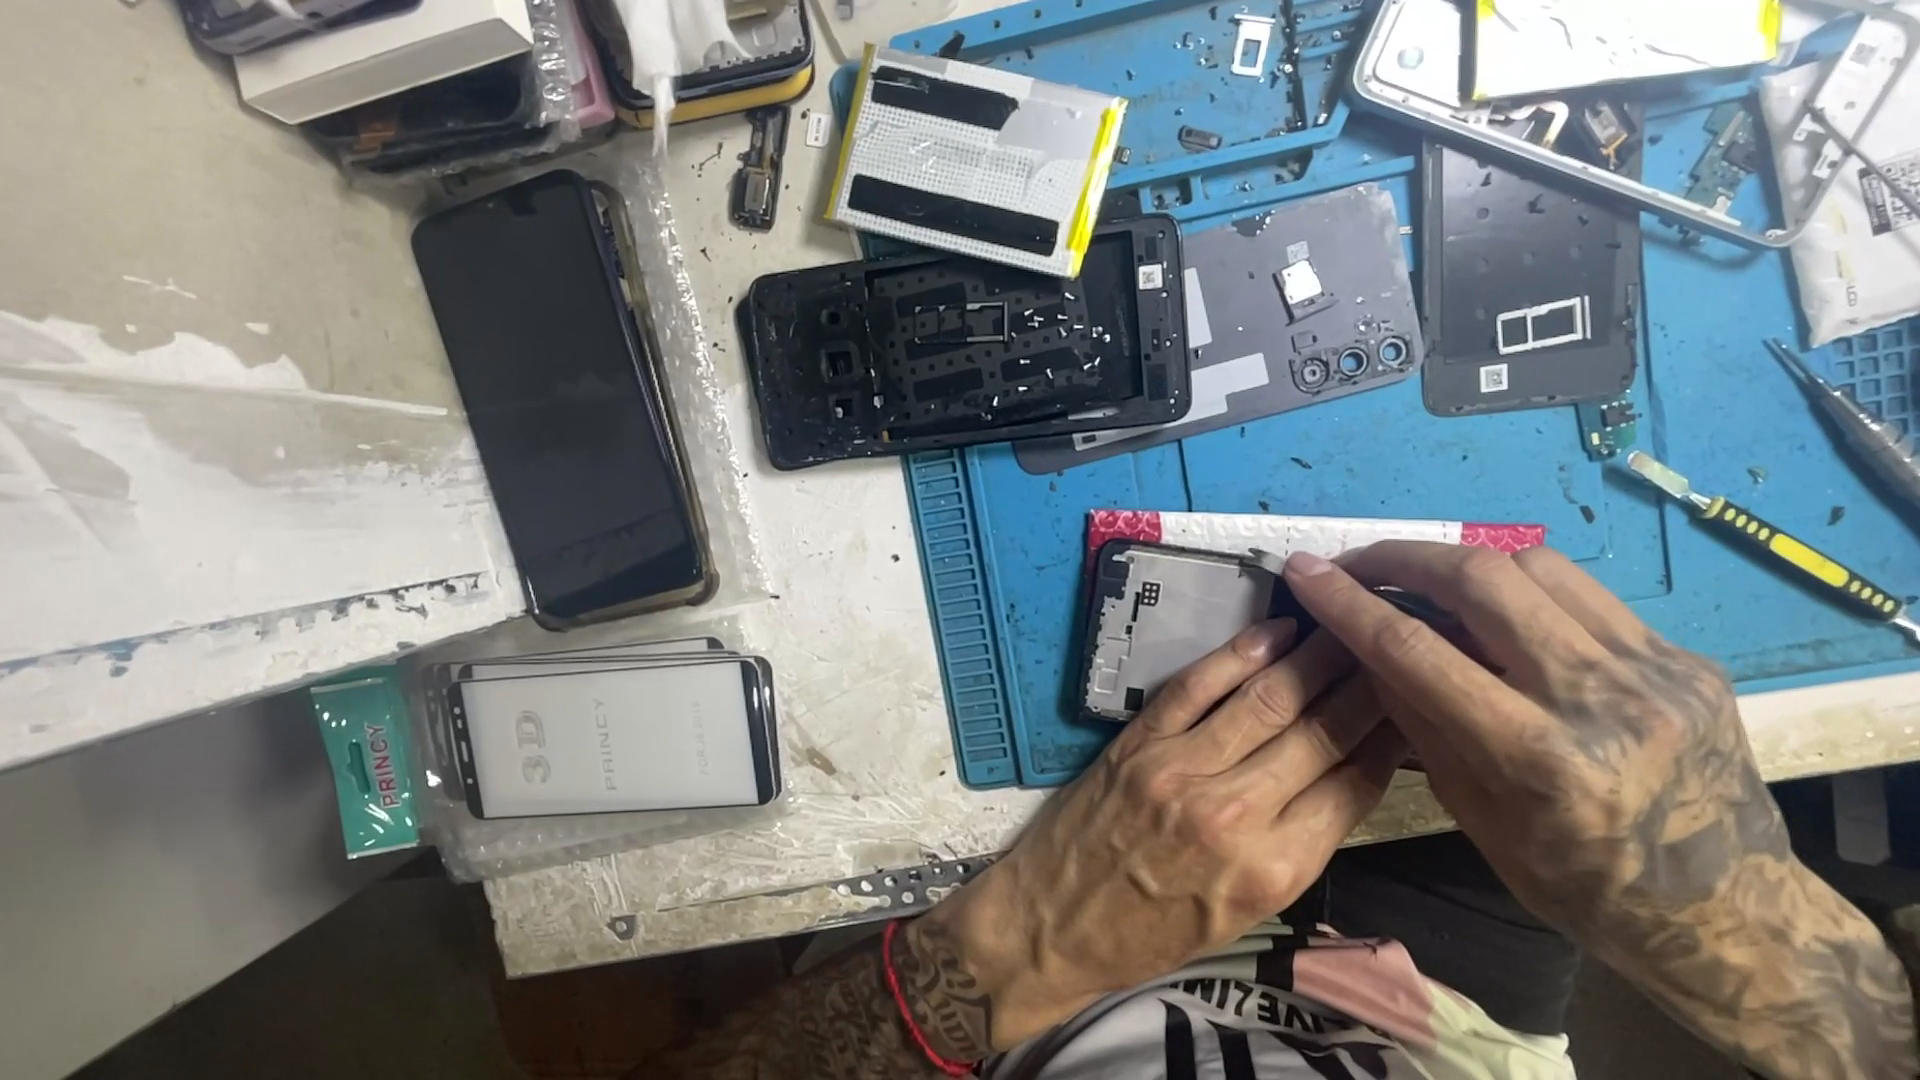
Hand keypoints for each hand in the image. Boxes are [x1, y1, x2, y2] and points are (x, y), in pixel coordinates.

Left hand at [902, 619, 1405, 1055]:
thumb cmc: (1152, 935)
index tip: (1413, 701)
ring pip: (1265, 701)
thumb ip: (1296, 846)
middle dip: (1364, 686)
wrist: (1053, 927)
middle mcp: (1233, 813)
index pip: (1352, 787)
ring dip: (1313, 659)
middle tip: (1393, 647)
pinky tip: (1273, 633)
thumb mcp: (1243, 914)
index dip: (1389, 737)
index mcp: (1271, 870)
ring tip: (1347, 627)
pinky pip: (1194, 687)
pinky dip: (1237, 655)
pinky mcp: (1137, 743)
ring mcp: (1180, 770)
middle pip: (1318, 734)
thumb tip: (1345, 778)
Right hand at [1283, 542, 1916, 1078]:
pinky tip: (1494, 607)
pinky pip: (1582, 591)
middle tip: (1358, 562)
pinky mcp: (1684, 657)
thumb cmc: (1573, 879)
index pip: (1415, 651)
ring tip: (1423, 580)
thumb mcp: (1473, 813)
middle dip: (1402, 556)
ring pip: (1535, 565)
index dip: (1347, 603)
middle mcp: (1600, 699)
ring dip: (1461, 561)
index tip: (1303, 570)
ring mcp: (1654, 670)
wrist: (1725, 910)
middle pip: (1481, 581)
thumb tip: (1366, 647)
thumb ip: (1419, 720)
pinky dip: (1519, 585)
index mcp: (1537, 757)